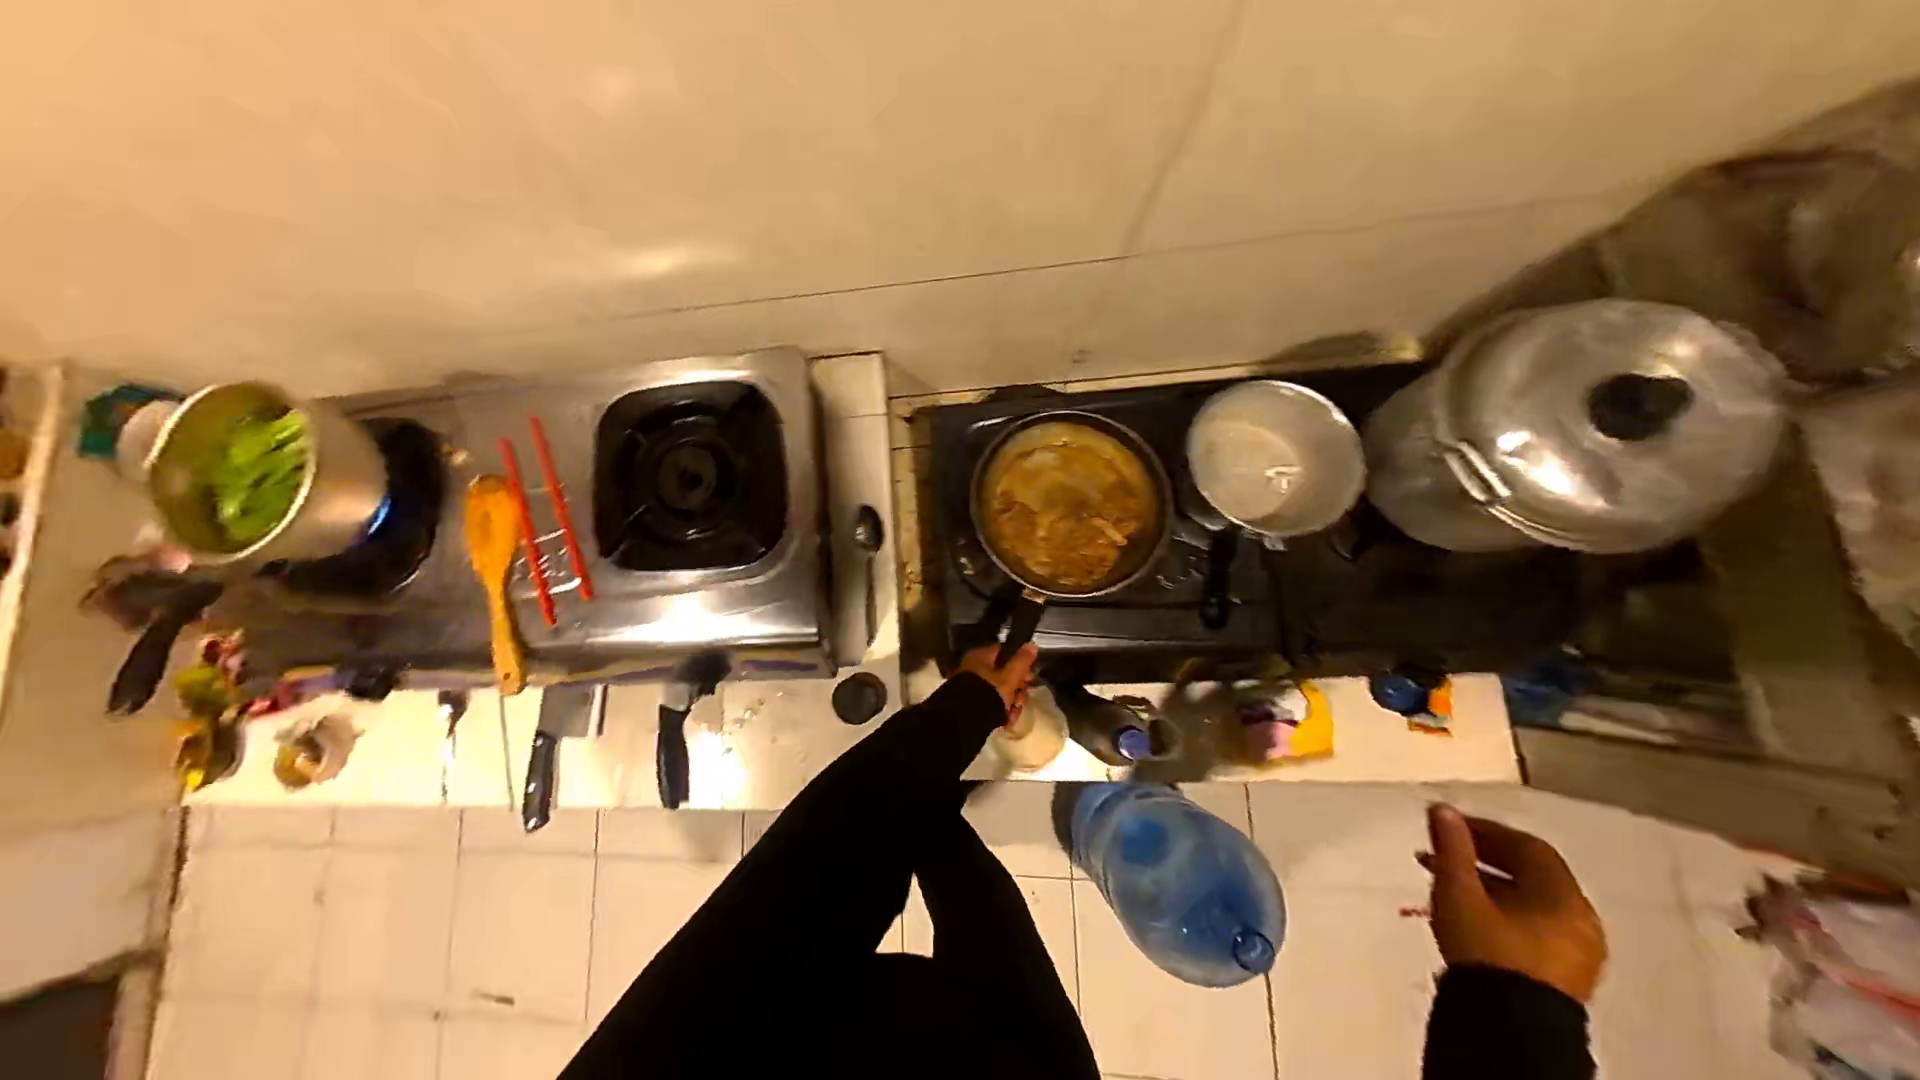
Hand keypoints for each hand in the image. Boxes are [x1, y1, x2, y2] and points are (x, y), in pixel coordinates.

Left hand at [955, 643, 1037, 725]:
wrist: (965, 720)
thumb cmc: (989, 692)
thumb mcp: (1010, 676)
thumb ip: (1022, 661)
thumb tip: (1032, 644)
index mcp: (980, 655)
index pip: (1005, 652)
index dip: (1020, 663)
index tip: (1030, 678)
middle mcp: (974, 667)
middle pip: (1004, 674)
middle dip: (1018, 689)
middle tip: (1022, 700)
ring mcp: (971, 685)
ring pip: (999, 690)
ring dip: (1011, 702)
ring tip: (1014, 713)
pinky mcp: (970, 701)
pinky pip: (991, 701)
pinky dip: (1000, 710)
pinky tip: (1006, 720)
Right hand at [1419, 803, 1607, 1002]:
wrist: (1508, 1027)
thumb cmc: (1485, 949)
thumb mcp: (1458, 892)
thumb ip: (1452, 848)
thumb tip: (1443, 809)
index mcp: (1564, 898)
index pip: (1530, 848)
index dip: (1487, 830)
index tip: (1449, 825)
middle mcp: (1581, 921)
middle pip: (1533, 873)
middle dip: (1485, 855)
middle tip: (1445, 847)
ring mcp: (1577, 951)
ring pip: (1531, 899)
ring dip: (1488, 881)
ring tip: (1446, 876)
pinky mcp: (1563, 972)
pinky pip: (1533, 923)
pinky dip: (1501, 906)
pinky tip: (1469, 908)